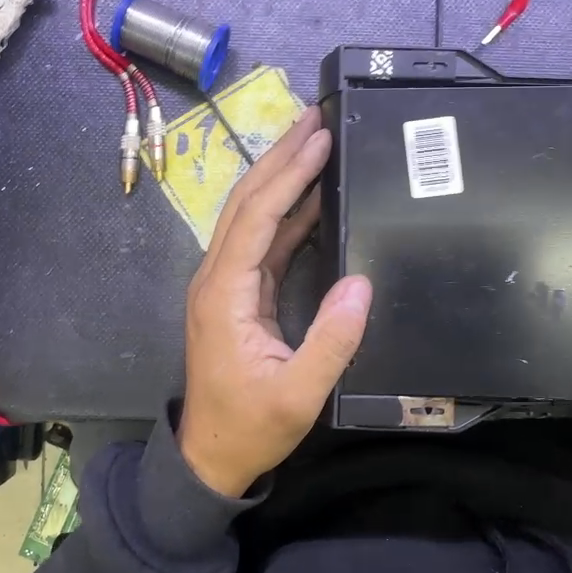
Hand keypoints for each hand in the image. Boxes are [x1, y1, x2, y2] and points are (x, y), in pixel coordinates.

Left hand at [179, 110, 371, 496]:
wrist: (210, 456)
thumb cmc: (250, 427)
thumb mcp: (298, 394)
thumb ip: (331, 341)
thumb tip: (361, 283)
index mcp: (225, 294)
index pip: (258, 217)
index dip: (290, 174)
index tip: (320, 138)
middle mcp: (218, 278)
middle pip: (247, 201)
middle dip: (280, 156)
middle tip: (315, 116)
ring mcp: (226, 285)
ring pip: (252, 215)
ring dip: (281, 176)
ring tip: (314, 141)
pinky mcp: (238, 295)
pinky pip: (263, 242)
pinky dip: (287, 213)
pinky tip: (312, 197)